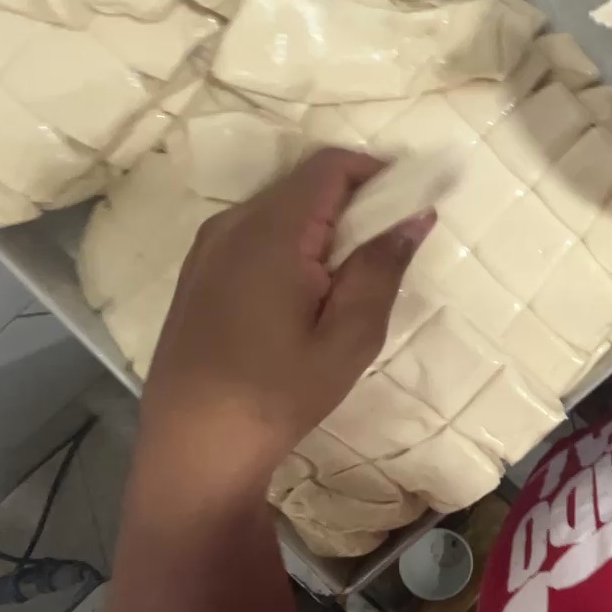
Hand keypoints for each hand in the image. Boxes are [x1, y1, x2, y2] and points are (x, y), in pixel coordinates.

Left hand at [139, 149, 432, 476]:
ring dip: (331, 224)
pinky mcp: (202, 271)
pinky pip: (261, 231)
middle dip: (360, 202)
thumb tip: (415, 215)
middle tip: (393, 251)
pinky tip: (314, 292)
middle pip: (307, 182)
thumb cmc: (281, 391)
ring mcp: (209, 247)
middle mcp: (232, 225)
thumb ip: (383, 266)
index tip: (415, 205)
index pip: (330, 166)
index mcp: (269, 234)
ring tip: (355, 279)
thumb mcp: (351, 334)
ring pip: (285, 207)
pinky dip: (301, 241)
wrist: (196, 445)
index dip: (380, 172)